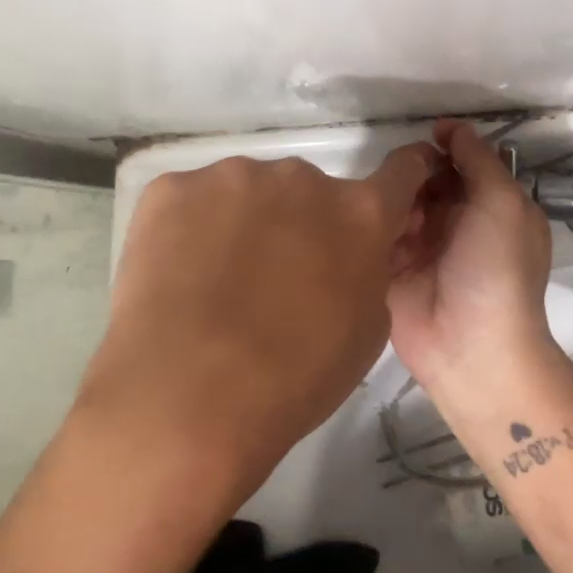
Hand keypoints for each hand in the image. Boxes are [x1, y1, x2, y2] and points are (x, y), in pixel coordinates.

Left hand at [83, 145, 438, 475]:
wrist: (187, 396)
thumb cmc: (294, 378)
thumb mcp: (367, 330)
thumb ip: (368, 271)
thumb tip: (349, 255)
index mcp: (359, 213)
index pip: (398, 175)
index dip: (400, 181)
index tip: (396, 187)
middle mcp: (301, 176)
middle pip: (308, 191)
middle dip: (298, 222)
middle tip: (273, 278)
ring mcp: (232, 176)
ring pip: (247, 192)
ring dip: (243, 223)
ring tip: (215, 284)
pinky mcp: (172, 189)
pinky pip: (190, 201)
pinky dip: (189, 229)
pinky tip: (177, 277)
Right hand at [388, 120, 558, 394]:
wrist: (471, 347)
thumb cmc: (497, 269)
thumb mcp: (503, 203)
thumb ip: (479, 160)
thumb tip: (454, 129)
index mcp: (491, 207)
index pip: (465, 163)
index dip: (449, 146)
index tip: (430, 133)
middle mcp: (456, 223)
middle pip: (427, 179)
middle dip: (416, 170)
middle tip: (403, 171)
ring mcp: (423, 247)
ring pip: (400, 202)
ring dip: (394, 195)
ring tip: (389, 200)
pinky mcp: (392, 269)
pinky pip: (378, 233)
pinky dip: (373, 222)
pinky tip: (367, 218)